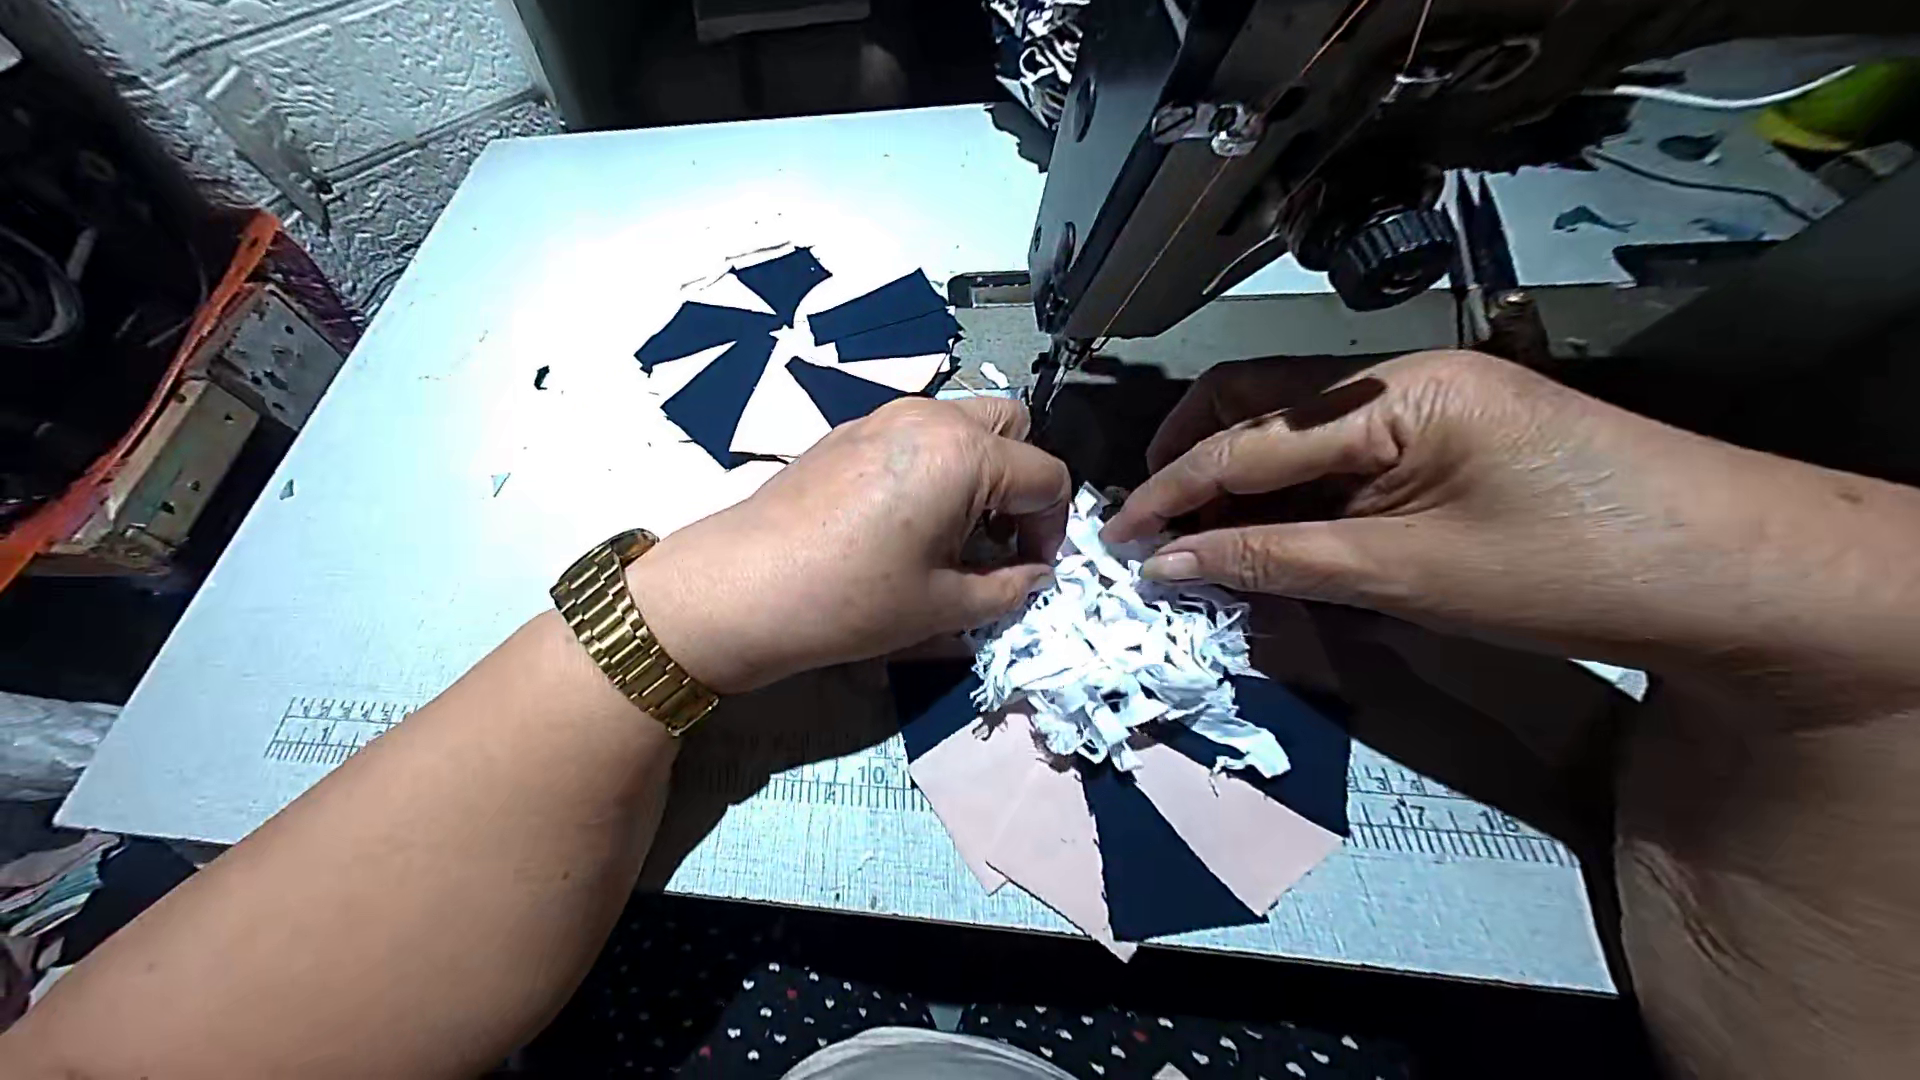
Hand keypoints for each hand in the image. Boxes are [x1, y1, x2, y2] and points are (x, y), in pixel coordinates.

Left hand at [626, 396, 1068, 693]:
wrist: (741, 586)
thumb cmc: (850, 600)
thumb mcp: (943, 606)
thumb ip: (1009, 589)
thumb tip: (1036, 576)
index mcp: (964, 453)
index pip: (1047, 477)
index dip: (1053, 528)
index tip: (1031, 568)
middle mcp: (930, 417)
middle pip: (1013, 429)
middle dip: (1022, 483)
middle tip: (999, 538)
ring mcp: (886, 415)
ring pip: (965, 423)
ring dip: (983, 470)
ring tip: (957, 530)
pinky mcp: (853, 429)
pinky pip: (921, 431)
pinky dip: (941, 464)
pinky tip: (911, 517)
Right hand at [1103, 349, 1919, 694]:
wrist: (1747, 585)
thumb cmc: (1570, 572)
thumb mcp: (1401, 573)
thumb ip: (1271, 561)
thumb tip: (1167, 565)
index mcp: (1391, 397)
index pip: (1244, 444)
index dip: (1171, 494)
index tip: (1118, 535)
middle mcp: (1392, 382)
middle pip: (1251, 402)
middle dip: (1187, 457)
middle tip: (1152, 519)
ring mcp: (1410, 405)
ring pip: (1280, 426)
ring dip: (1227, 478)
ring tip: (1192, 532)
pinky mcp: (1425, 436)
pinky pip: (1321, 456)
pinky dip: (1276, 493)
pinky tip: (1256, 528)